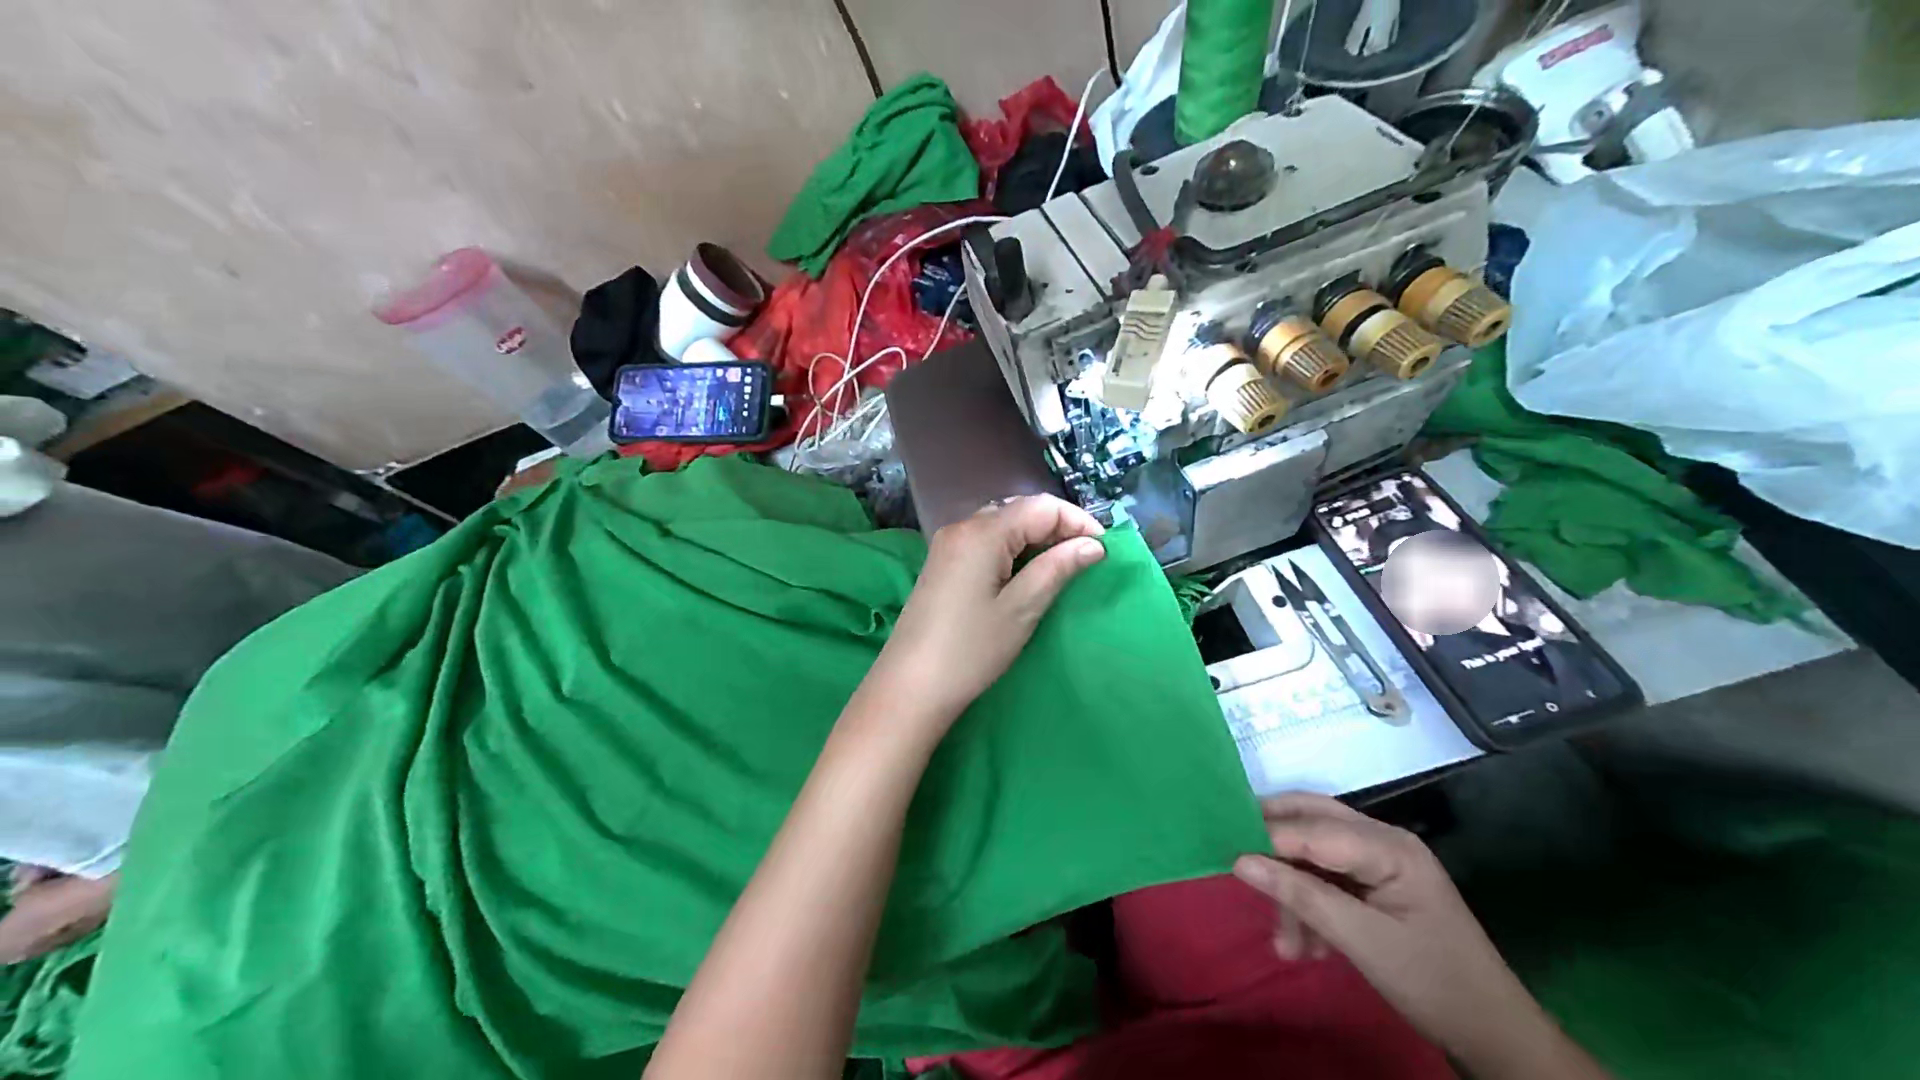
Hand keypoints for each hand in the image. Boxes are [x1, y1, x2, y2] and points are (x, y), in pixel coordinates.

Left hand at [869, 495, 1105, 726]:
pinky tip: (1025, 574)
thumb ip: (1058, 568)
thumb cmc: (971, 649)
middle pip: (1020, 510)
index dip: (1078, 521)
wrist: (910, 685)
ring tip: (1062, 568)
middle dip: (1058, 528)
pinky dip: (1012, 550)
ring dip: (1036, 539)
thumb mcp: (1022, 608)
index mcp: (982, 532)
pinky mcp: (942, 564)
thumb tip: (1093, 545)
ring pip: (1003, 525)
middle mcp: (962, 527)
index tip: (1104, 550)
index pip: (1041, 507)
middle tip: (1086, 560)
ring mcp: (947, 545)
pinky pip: (986, 542)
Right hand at [1233, 794, 1606, 1078]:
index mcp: (1389, 846)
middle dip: (1273, 848)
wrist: (1495, 1034)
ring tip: (1286, 944)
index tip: (1226, 854)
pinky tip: (1306, 943)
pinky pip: (1327, 875)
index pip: (1312, 828)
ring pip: (1314, 851)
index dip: (1266, 838)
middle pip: (1311, 820)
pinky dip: (1309, 902)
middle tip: (1236, 865)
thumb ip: (1300, 895)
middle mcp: (1383, 840)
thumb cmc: (1432, 982)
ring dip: (1292, 889)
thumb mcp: (1362, 941)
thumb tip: (1239, 861)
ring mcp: (1382, 860)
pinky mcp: (1378, 883)